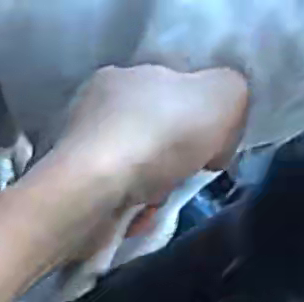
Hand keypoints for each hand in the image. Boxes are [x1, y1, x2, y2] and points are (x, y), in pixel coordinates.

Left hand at [20, 65, 247, 260]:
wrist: (93, 192)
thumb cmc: (157, 137)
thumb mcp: (223, 97)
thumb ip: (231, 103)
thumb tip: (217, 143)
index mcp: (126, 77)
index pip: (171, 94)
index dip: (198, 123)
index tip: (209, 150)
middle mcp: (96, 114)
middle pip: (154, 144)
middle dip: (173, 167)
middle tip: (182, 180)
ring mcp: (80, 160)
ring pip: (135, 181)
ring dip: (153, 199)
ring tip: (154, 207)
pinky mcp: (72, 201)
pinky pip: (114, 211)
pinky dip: (130, 219)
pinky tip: (135, 222)